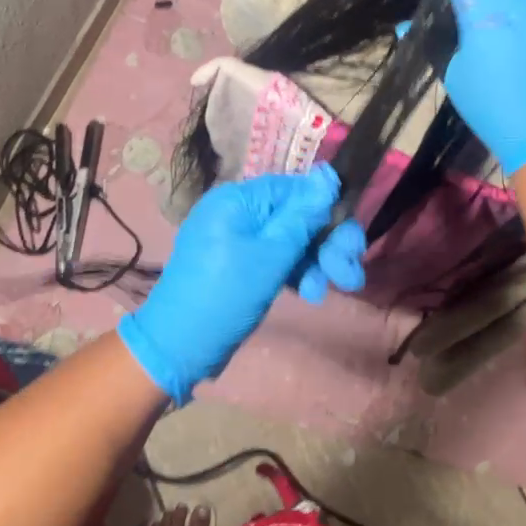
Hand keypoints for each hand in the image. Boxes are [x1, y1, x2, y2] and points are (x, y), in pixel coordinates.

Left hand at [119, 165, 365, 404]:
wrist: (176, 350)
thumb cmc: (224, 297)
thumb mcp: (271, 256)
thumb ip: (303, 216)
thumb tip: (329, 174)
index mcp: (237, 199)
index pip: (295, 189)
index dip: (327, 211)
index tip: (350, 241)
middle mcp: (237, 211)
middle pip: (296, 215)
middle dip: (326, 243)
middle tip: (349, 275)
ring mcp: (237, 239)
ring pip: (290, 239)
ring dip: (315, 263)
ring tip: (329, 291)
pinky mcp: (240, 264)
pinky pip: (276, 257)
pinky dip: (295, 272)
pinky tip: (312, 294)